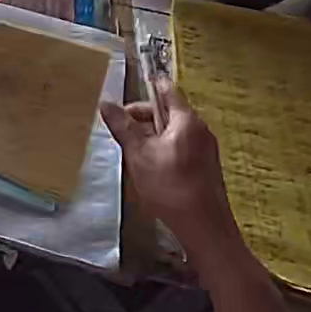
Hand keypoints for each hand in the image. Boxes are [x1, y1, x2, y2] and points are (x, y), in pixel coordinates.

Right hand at [99, 79, 245, 267]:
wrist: (204, 227)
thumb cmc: (169, 186)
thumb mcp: (138, 153)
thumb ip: (122, 126)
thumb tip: (106, 103)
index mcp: (186, 121)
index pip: (167, 90)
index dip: (147, 85)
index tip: (128, 84)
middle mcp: (200, 130)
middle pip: (168, 110)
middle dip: (142, 115)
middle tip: (119, 127)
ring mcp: (205, 148)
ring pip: (172, 129)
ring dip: (150, 132)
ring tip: (130, 147)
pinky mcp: (204, 165)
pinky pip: (179, 144)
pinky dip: (161, 145)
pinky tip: (147, 163)